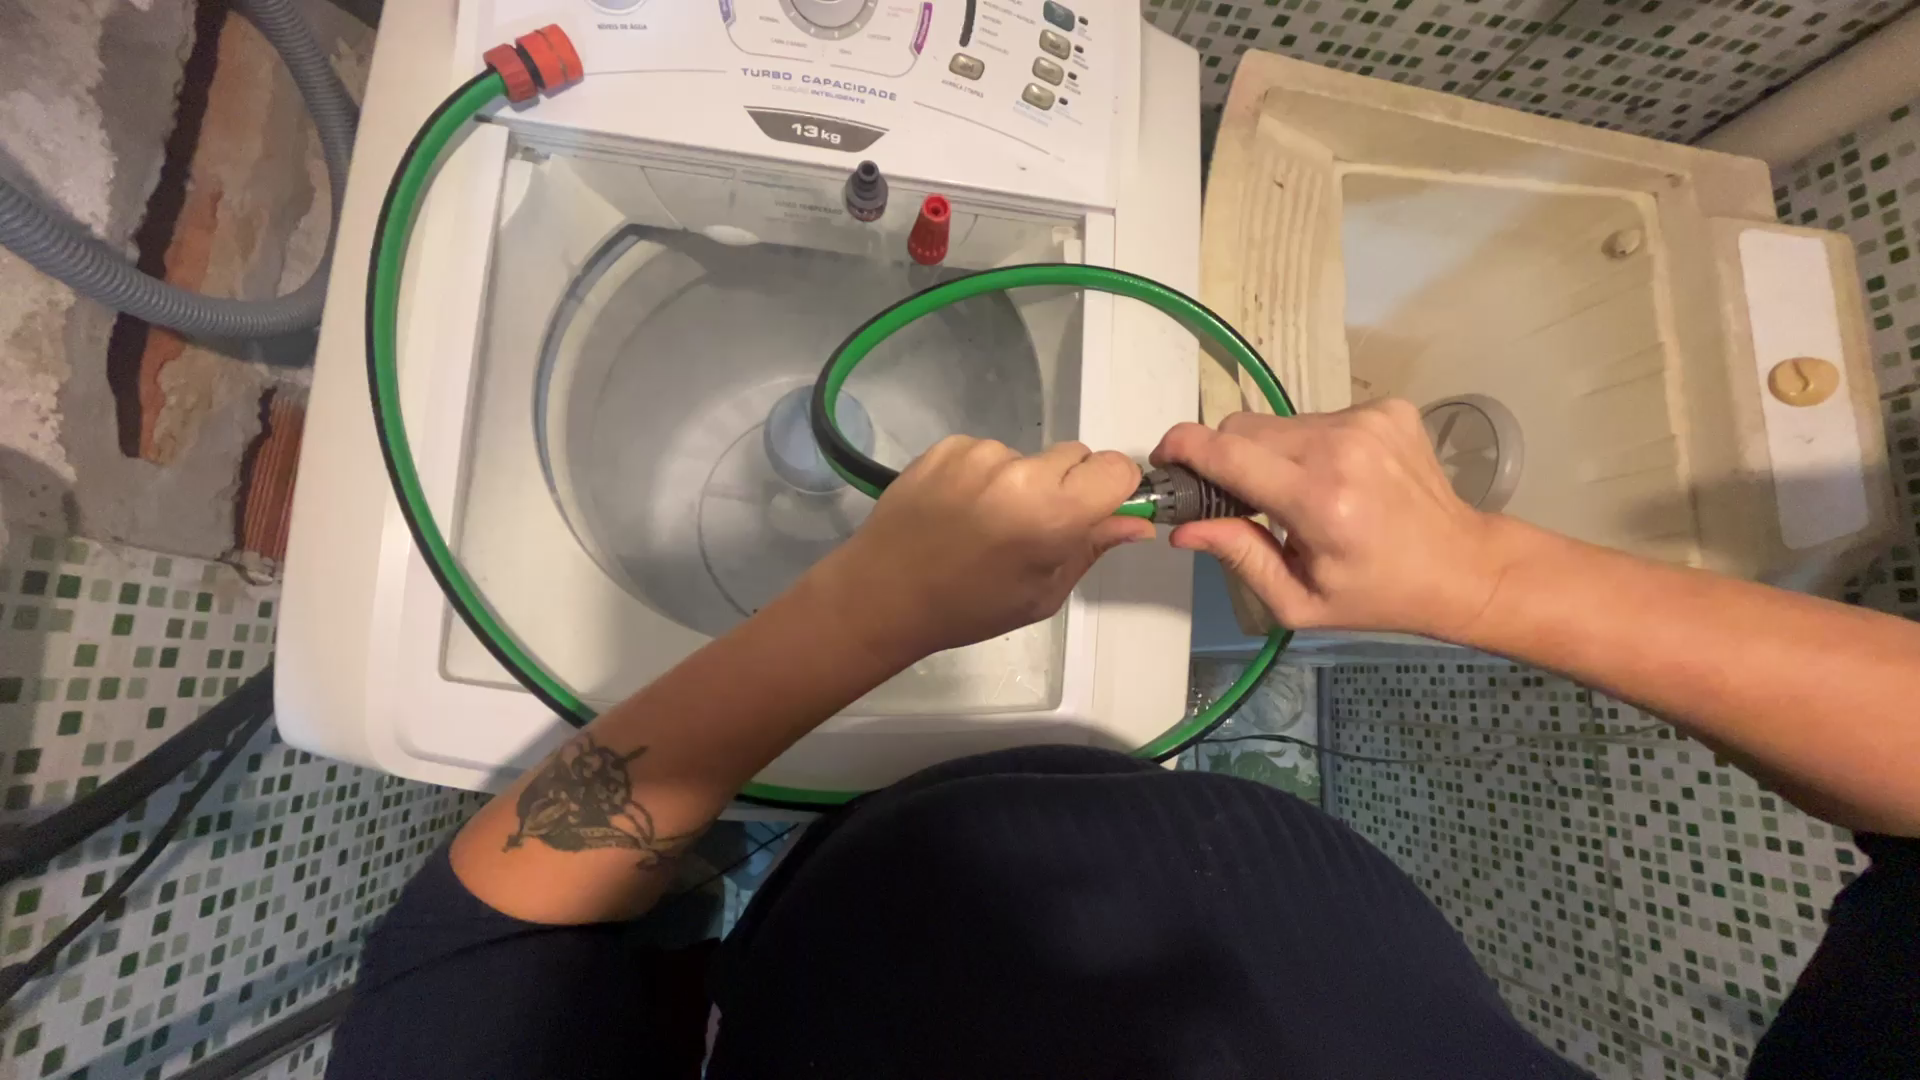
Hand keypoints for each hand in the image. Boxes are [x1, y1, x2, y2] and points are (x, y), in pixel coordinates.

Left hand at [800, 437, 1154, 667]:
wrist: (883, 593)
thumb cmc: (970, 607)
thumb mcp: (1042, 592)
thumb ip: (1091, 548)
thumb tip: (1136, 522)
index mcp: (1052, 512)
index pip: (1115, 467)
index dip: (1112, 489)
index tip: (1094, 511)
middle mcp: (1018, 471)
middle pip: (1075, 455)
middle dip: (1068, 485)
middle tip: (1034, 524)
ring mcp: (977, 453)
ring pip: (1028, 456)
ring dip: (1021, 481)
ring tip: (985, 521)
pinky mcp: (946, 446)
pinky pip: (987, 452)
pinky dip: (984, 475)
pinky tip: (958, 508)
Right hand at [1150, 400, 1520, 639]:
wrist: (1463, 565)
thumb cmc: (1375, 594)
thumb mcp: (1296, 600)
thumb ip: (1238, 556)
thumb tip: (1182, 530)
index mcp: (1318, 501)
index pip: (1228, 453)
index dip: (1183, 448)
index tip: (1165, 459)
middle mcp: (1340, 447)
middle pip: (1243, 429)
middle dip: (1222, 457)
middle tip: (1231, 495)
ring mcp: (1367, 420)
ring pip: (1275, 422)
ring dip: (1264, 453)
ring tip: (1290, 492)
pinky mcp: (1386, 408)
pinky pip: (1312, 418)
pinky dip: (1303, 445)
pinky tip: (1330, 476)